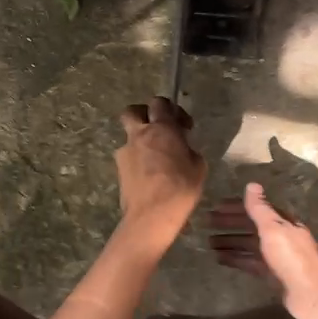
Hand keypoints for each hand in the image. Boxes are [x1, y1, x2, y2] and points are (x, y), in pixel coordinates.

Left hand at [115, 97, 205, 250]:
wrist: (152, 215)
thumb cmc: (181, 188)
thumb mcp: (198, 166)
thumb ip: (188, 150)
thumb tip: (182, 150)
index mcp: (162, 129)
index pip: (160, 103)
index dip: (171, 109)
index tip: (182, 125)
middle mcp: (140, 134)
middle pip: (132, 111)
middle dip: (143, 114)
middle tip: (156, 128)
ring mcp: (125, 151)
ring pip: (129, 136)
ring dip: (140, 141)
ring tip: (154, 160)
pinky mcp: (119, 169)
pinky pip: (128, 157)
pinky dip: (137, 161)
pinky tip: (148, 177)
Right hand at [209, 183, 317, 318]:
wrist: (307, 293)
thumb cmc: (291, 257)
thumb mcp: (274, 229)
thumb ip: (260, 208)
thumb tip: (252, 184)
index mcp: (283, 223)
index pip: (257, 209)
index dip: (236, 207)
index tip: (216, 207)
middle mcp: (280, 236)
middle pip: (251, 226)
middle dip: (230, 224)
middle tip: (208, 222)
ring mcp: (275, 256)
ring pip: (249, 245)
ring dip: (230, 241)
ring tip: (209, 242)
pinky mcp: (271, 273)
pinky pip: (250, 262)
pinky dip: (236, 259)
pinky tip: (220, 259)